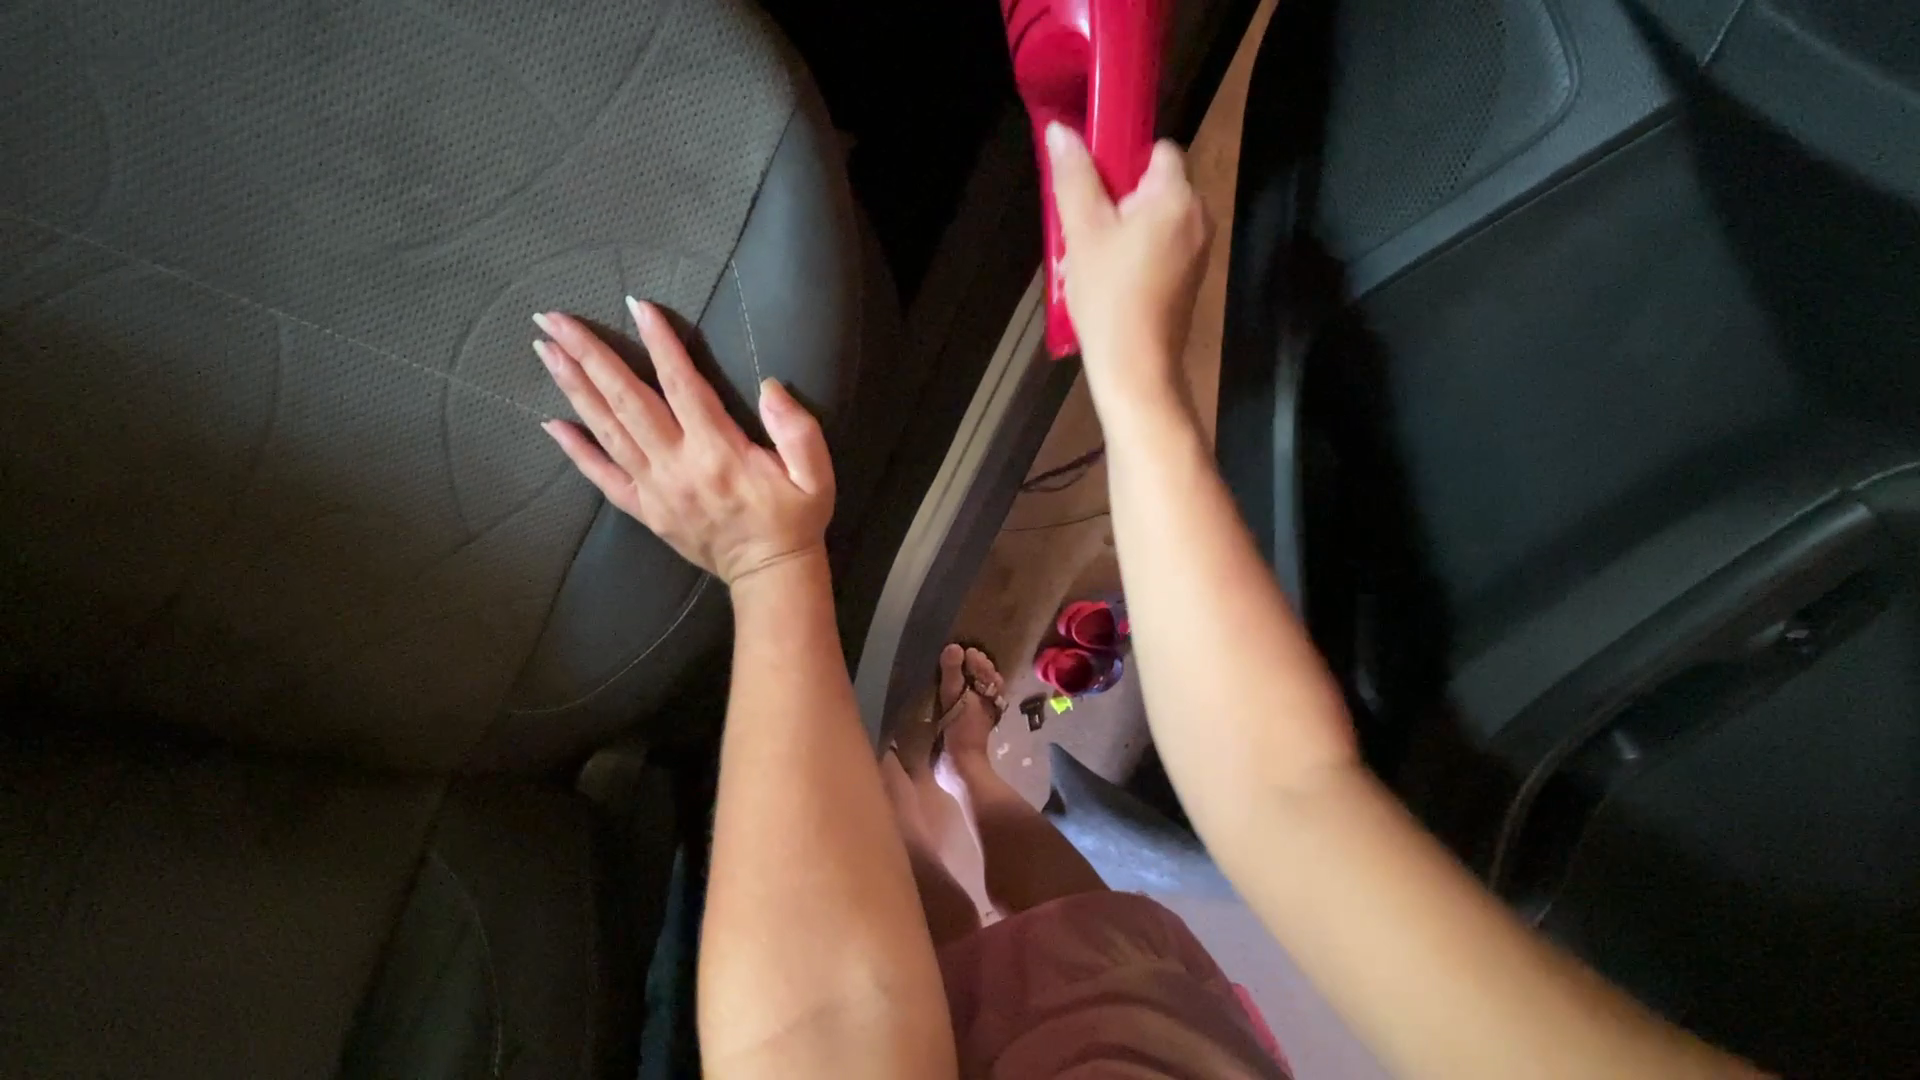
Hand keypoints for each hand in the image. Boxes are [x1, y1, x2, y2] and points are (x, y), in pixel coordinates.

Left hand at [534, 298, 833, 586]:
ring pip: (608, 431)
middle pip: (627, 401)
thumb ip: (796, 428)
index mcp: (719, 452)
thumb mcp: (815, 474)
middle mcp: (677, 465)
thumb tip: (769, 386)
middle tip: (553, 320)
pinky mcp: (645, 511)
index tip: (637, 306)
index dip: (659, 343)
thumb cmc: (794, 519)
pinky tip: (552, 423)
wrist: (770, 574)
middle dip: (590, 356)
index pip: (681, 385)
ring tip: (545, 350)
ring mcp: (655, 489)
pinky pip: (603, 478)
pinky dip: (576, 450)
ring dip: (575, 388)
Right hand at [1047, 123, 1211, 402]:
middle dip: (1118, 200)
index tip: (1093, 188)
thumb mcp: (1082, 233)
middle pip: (1155, 186)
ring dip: (1123, 230)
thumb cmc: (1109, 297)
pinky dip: (1137, 254)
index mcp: (1177, 197)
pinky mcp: (1190, 279)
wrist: (1135, 367)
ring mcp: (1198, 251)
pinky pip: (1161, 247)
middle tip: (1084, 230)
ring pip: (1155, 220)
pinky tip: (1110, 281)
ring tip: (1092, 260)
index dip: (1123, 161)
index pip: (1158, 149)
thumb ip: (1074, 177)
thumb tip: (1060, 129)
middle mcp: (1198, 216)